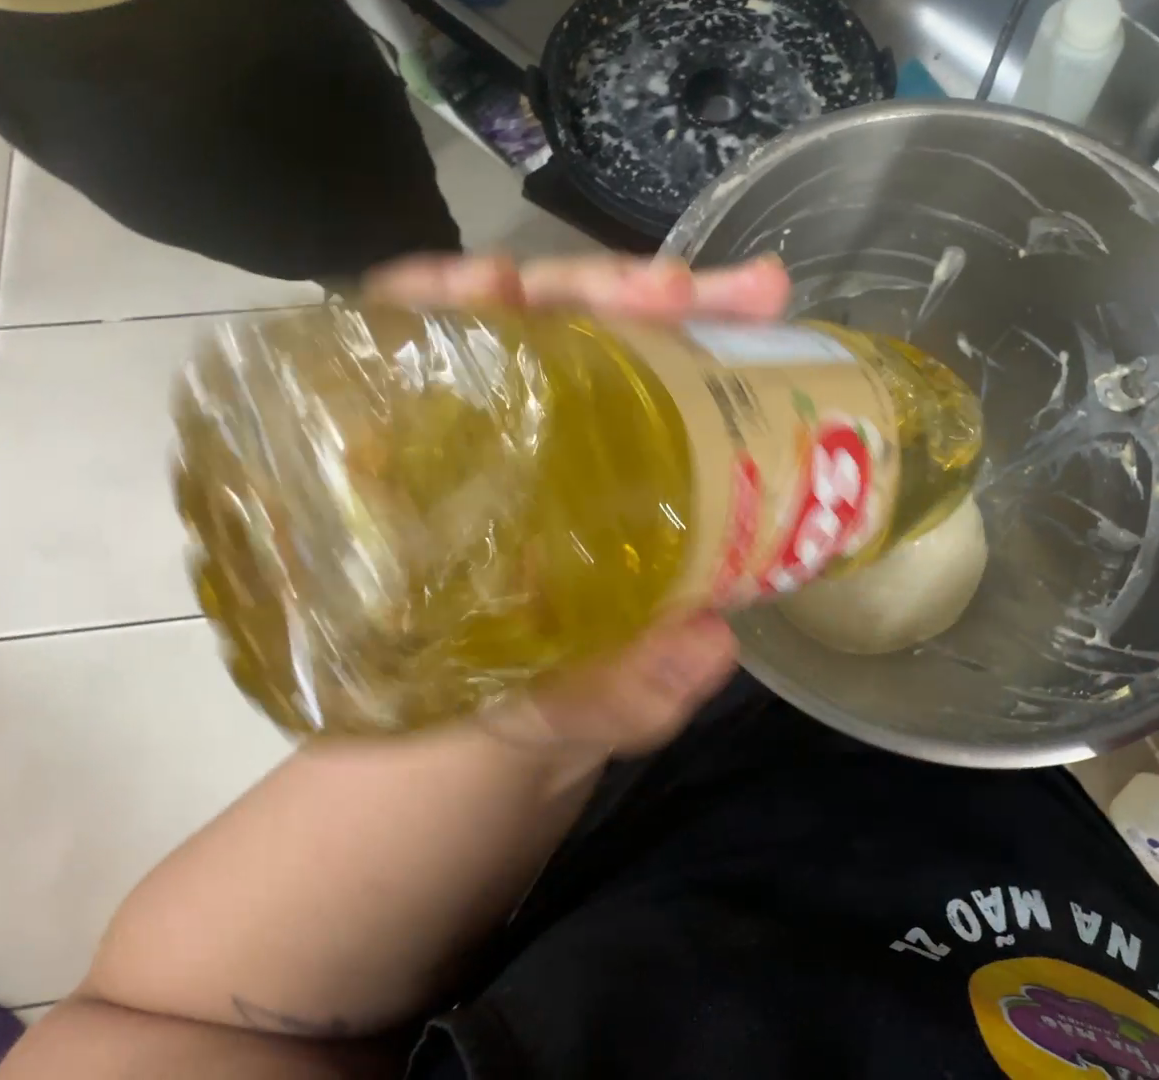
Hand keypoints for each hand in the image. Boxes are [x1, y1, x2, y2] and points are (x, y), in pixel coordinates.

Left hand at [362, 252, 789, 753]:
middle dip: (601, 294)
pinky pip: (656, 387)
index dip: (439, 309)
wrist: (527, 734)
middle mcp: (480, 443)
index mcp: (412, 491)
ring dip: (677, 313)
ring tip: (758, 298)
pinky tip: (759, 345)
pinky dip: (707, 359)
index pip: (400, 361)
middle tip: (686, 293)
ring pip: (603, 345)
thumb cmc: (493, 717)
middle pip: (525, 330)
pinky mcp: (612, 454)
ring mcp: (554, 441)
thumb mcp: (539, 715)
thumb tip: (707, 648)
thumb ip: (605, 696)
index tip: (498, 286)